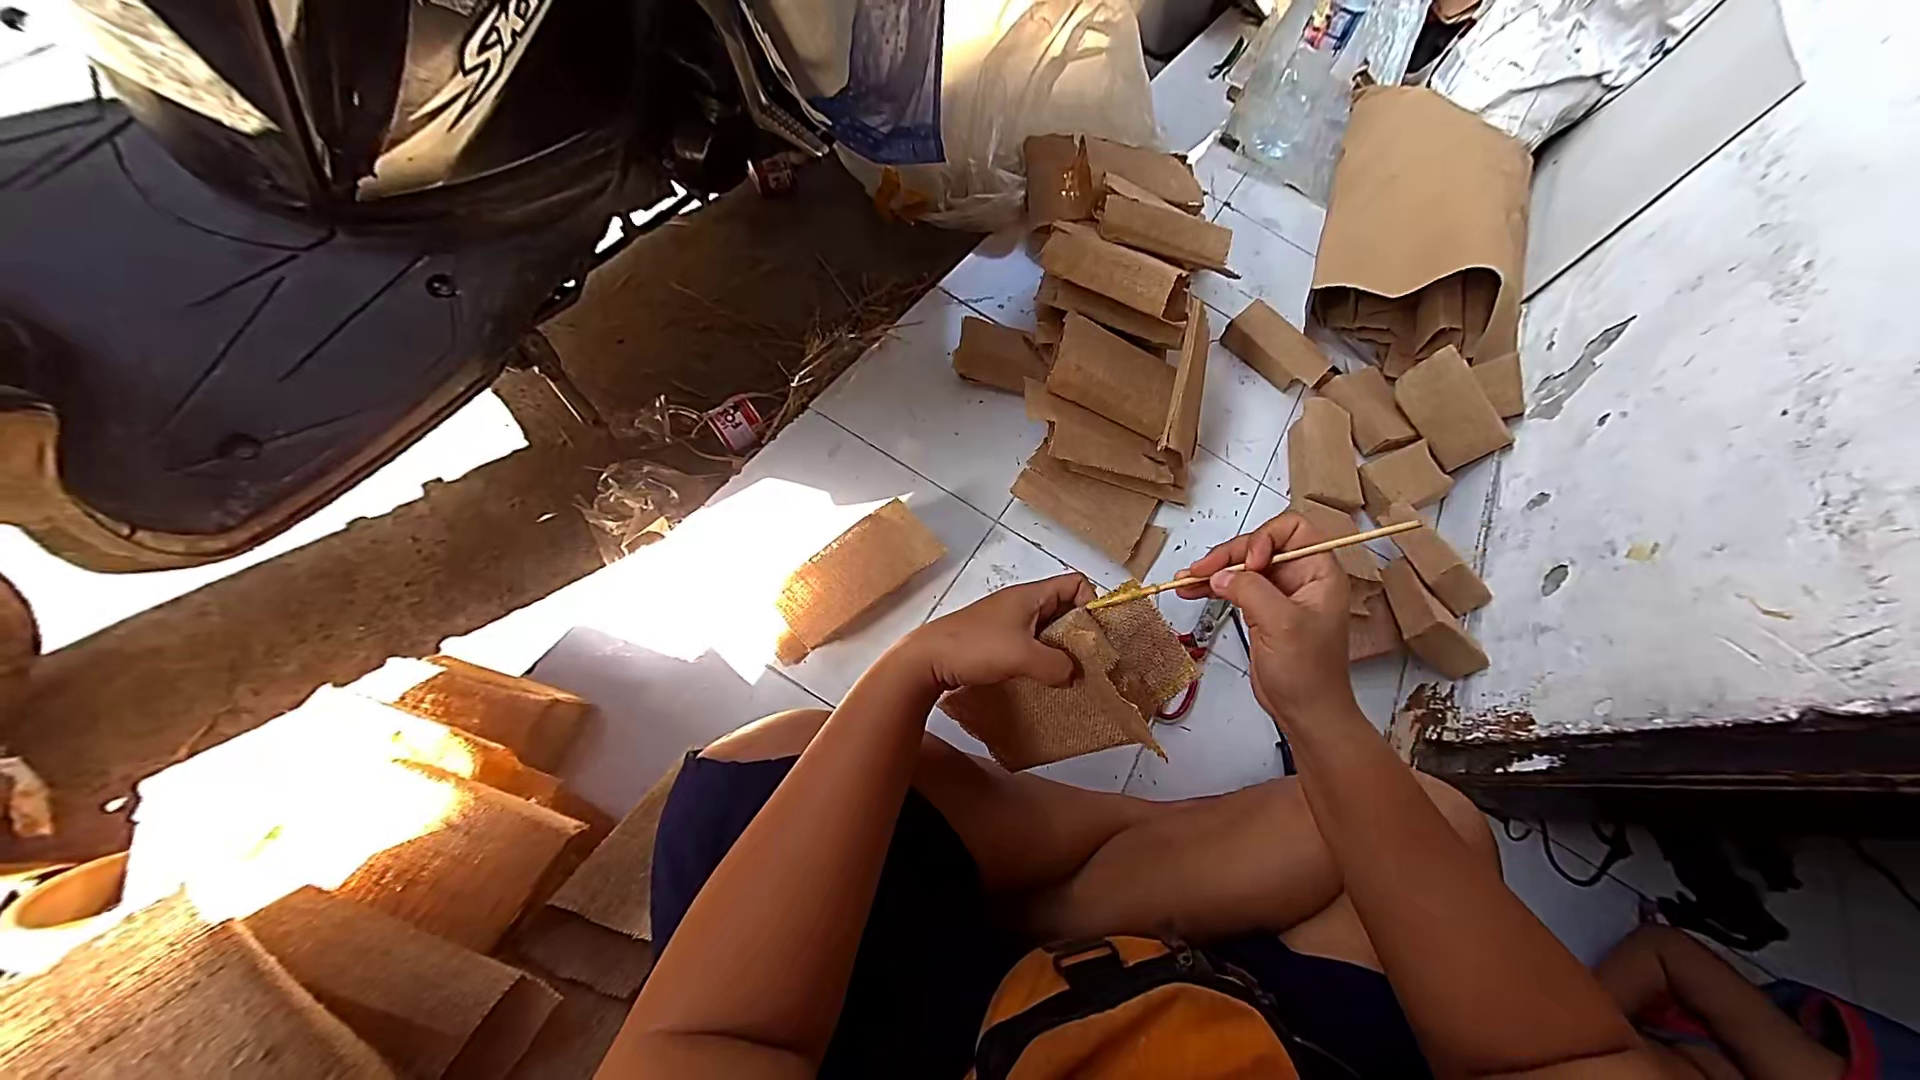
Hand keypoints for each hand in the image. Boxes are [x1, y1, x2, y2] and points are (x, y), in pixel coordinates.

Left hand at [896, 573, 1094, 690]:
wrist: (925, 660)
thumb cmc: (973, 647)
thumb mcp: (1022, 655)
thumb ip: (1056, 664)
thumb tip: (1074, 674)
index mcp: (1030, 596)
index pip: (1075, 583)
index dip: (1091, 603)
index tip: (1095, 635)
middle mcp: (1020, 604)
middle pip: (1064, 608)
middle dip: (1079, 632)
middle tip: (1089, 661)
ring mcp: (1007, 623)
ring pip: (1046, 630)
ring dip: (1059, 650)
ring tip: (1068, 675)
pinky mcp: (995, 643)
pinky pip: (1029, 646)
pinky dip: (1040, 660)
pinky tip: (1042, 681)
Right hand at [1176, 512, 1356, 726]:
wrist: (1305, 710)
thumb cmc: (1308, 672)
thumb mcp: (1281, 624)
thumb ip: (1250, 590)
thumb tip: (1221, 575)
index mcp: (1319, 573)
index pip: (1292, 530)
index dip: (1265, 540)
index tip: (1247, 564)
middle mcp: (1301, 577)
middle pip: (1259, 546)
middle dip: (1228, 555)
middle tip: (1201, 570)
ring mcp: (1280, 593)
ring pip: (1242, 565)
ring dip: (1214, 569)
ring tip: (1186, 579)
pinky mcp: (1262, 609)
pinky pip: (1234, 585)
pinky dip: (1212, 585)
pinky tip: (1192, 590)